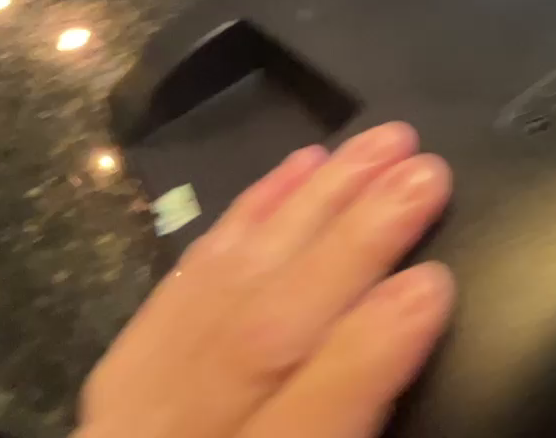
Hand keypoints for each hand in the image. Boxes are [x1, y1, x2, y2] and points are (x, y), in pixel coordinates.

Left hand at [78, 123, 454, 437]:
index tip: (437, 281)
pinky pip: (182, 281)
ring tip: (376, 145)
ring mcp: (128, 413)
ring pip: (223, 286)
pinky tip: (295, 167)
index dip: (367, 353)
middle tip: (424, 174)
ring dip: (309, 203)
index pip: (300, 424)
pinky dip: (244, 216)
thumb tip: (414, 336)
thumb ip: (361, 424)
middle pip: (259, 337)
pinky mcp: (118, 377)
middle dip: (350, 245)